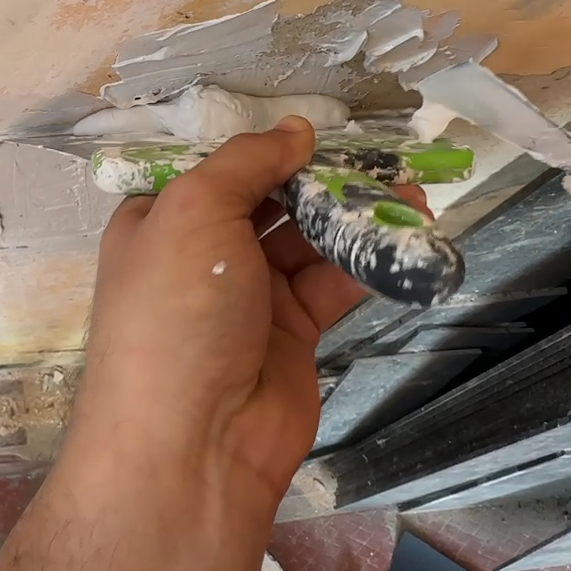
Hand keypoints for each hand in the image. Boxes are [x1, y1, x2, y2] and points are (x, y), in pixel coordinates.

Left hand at [0, 117, 377, 570]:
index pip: (214, 167)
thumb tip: (294, 128)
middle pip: (268, 197)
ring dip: (353, 213)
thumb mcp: (195, 211)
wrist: (192, 444)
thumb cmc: (177, 308)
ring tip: (409, 189)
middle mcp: (202, 251)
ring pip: (307, 236)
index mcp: (161, 217)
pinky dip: (367, 259)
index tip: (314, 126)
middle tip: (377, 156)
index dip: (262, 144)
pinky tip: (406, 236)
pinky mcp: (292, 329)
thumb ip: (246, 162)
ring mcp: (248, 292)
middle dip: (319, 176)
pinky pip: (332, 281)